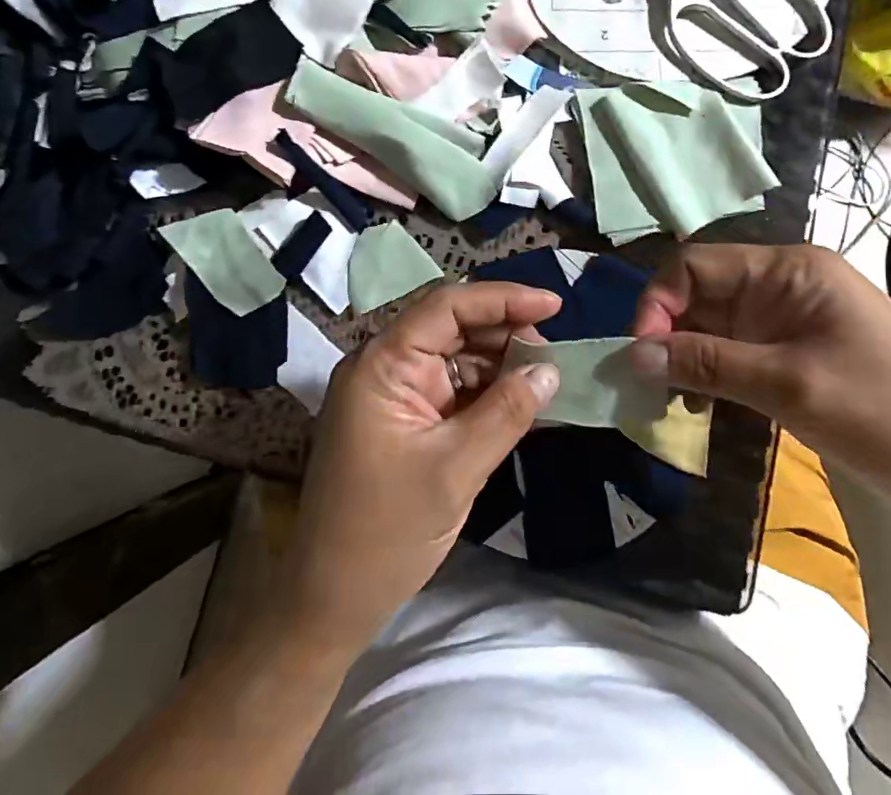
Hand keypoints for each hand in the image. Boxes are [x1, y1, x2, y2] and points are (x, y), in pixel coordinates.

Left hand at [273, 283, 562, 652]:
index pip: (444, 308)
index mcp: (380, 365)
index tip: (556, 304)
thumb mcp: (454, 469)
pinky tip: (520, 399)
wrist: (334, 591)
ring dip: (497, 364)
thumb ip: (505, 413)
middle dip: (503, 333)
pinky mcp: (400, 422)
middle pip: (448, 329)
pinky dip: (484, 393)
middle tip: (556, 352)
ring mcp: (389, 396)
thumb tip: (551, 368)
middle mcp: (380, 368)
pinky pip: (448, 392)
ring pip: (451, 360)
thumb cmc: (386, 530)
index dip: (501, 298)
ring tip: (547, 376)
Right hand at [630, 244, 890, 507]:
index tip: (643, 354)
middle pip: (696, 296)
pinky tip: (701, 406)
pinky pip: (727, 355)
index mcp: (787, 271)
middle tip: (652, 384)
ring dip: (682, 360)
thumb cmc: (884, 409)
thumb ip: (703, 363)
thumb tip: (631, 355)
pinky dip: (704, 376)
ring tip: (675, 402)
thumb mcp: (785, 383)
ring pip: (707, 328)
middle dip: (666, 336)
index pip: (692, 267)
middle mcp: (780, 287)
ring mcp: (785, 323)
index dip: (657, 304)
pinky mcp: (788, 356)